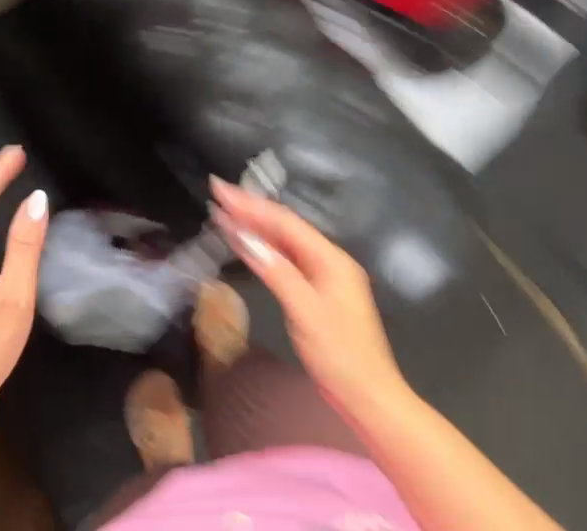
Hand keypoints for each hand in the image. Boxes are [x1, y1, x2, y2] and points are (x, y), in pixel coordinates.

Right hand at [211, 177, 407, 412]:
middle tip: (217, 194)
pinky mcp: (318, 293)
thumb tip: (245, 237)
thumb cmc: (339, 355)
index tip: (221, 190)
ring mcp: (325, 276)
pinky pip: (287, 260)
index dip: (251, 205)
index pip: (284, 223)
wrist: (368, 396)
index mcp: (330, 259)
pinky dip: (265, 250)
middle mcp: (329, 260)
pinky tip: (247, 245)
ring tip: (225, 212)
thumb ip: (276, 272)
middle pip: (285, 228)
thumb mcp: (305, 312)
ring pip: (285, 243)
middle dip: (251, 210)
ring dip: (256, 227)